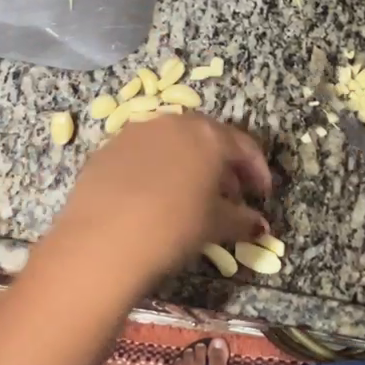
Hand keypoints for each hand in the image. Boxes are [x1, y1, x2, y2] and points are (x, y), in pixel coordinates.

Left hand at [40, 113, 270, 295]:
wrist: (102, 241)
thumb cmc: (173, 227)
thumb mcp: (215, 226)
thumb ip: (242, 219)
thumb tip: (259, 224)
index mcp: (208, 135)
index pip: (244, 146)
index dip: (257, 171)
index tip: (262, 195)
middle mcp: (173, 123)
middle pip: (208, 138)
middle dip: (223, 165)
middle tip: (230, 196)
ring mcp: (136, 132)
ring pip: (173, 142)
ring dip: (189, 164)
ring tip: (192, 197)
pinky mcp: (107, 149)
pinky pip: (142, 154)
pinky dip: (156, 169)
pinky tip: (154, 198)